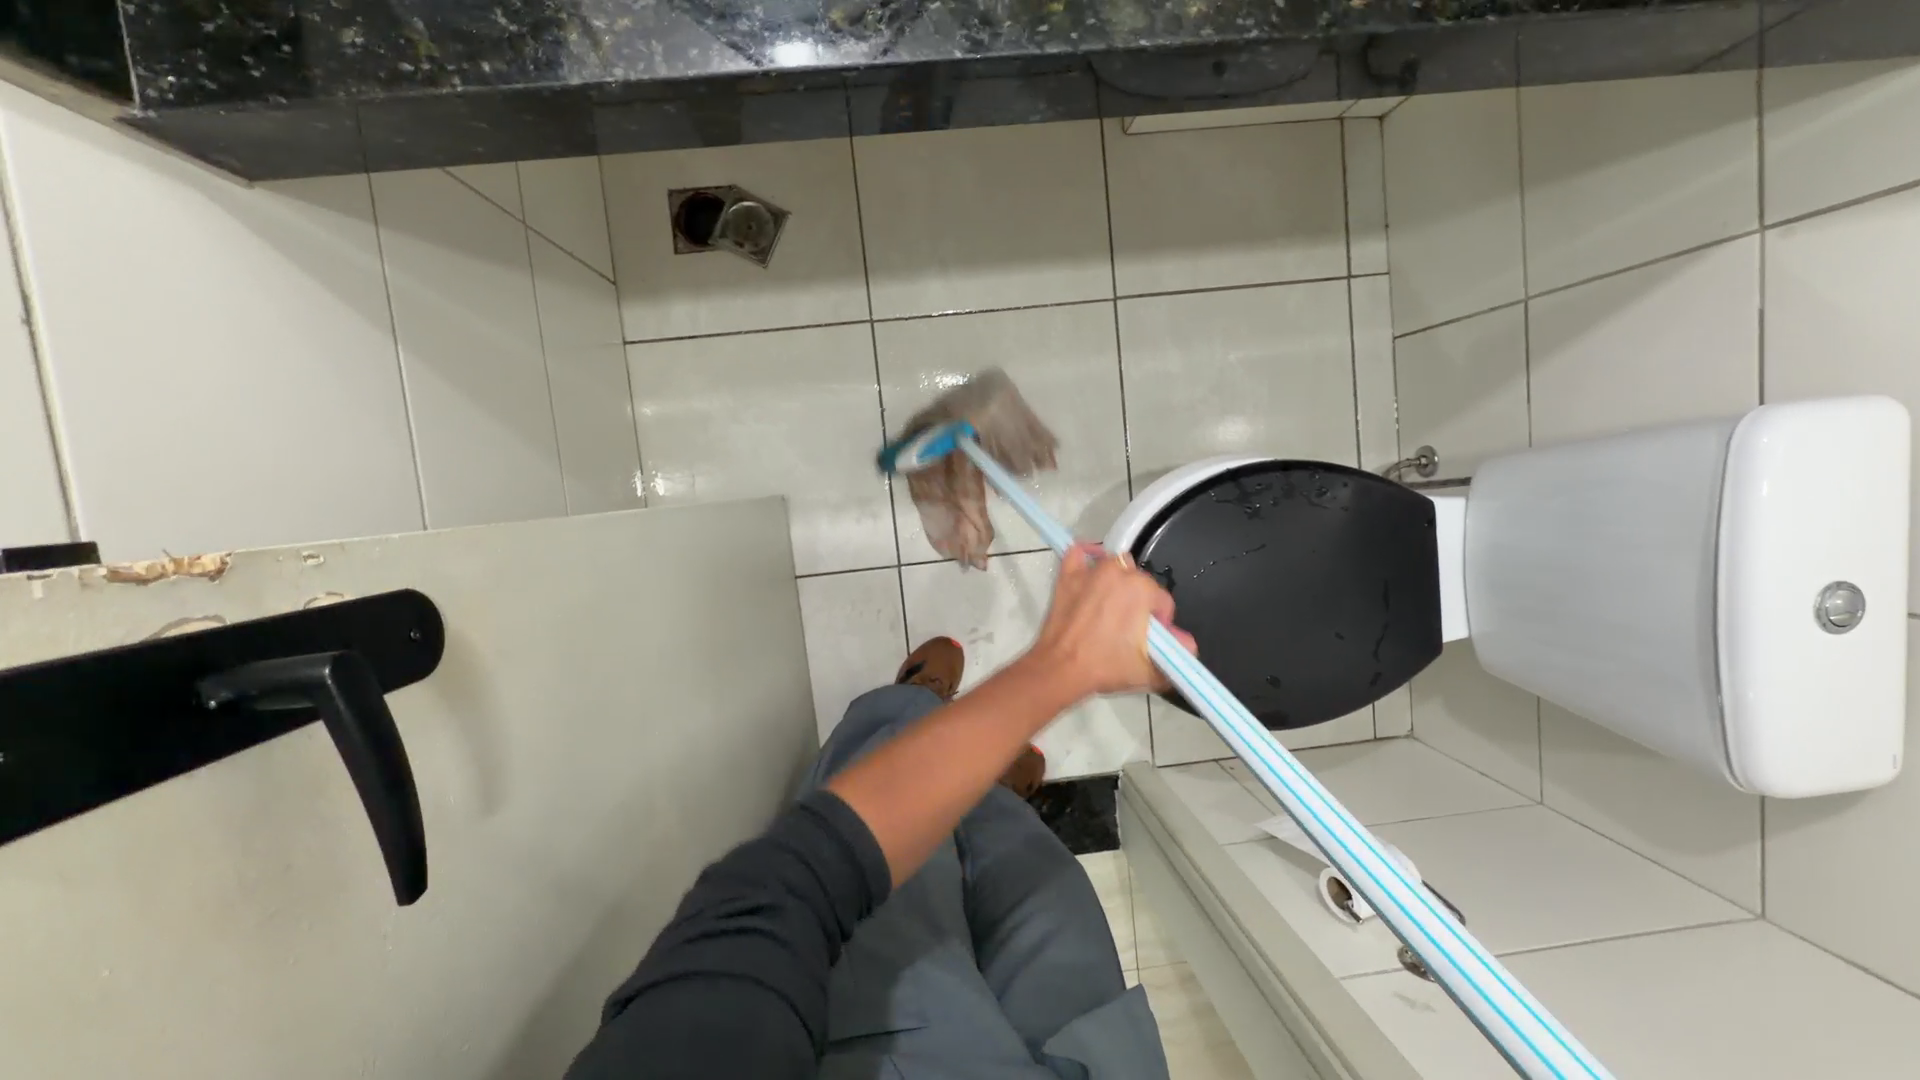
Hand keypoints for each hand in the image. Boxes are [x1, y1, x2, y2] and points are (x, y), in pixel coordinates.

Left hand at [1025, 543, 1197, 701]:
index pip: (1163, 601)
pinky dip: (1088, 557)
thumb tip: (1188, 643)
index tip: (1151, 639)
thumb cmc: (1107, 667)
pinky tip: (1091, 571)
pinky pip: (1080, 553)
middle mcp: (1119, 573)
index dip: (1161, 622)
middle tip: (1130, 627)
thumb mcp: (1151, 669)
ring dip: (1119, 579)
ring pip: (1115, 564)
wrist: (1061, 669)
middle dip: (1140, 602)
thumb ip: (1180, 653)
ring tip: (1112, 605)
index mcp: (1142, 590)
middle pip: (1141, 582)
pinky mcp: (1068, 575)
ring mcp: (1091, 571)